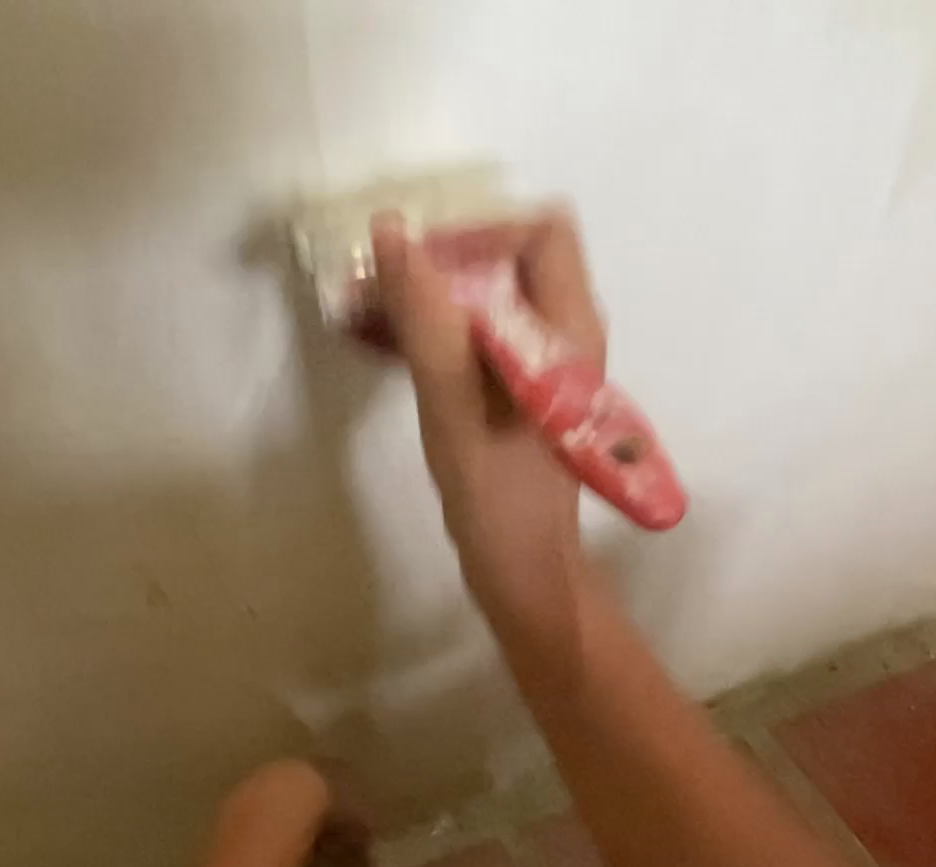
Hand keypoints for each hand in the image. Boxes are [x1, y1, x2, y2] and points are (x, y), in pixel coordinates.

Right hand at [370, 209, 606, 634]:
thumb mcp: (455, 403)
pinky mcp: (516, 389)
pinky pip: (475, 333)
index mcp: (568, 327)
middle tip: (376, 286)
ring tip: (366, 310)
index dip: (476, 232)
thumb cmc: (496, 494)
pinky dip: (433, 328)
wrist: (520, 567)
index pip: (539, 231)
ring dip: (429, 294)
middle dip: (440, 260)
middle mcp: (563, 334)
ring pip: (487, 296)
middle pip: (509, 258)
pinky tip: (382, 341)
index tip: (415, 263)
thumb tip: (393, 232)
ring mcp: (539, 363)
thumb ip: (427, 317)